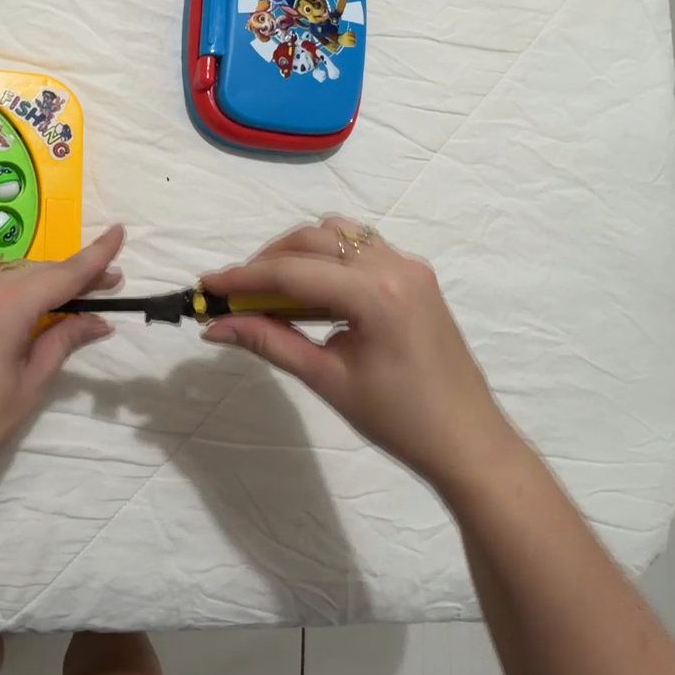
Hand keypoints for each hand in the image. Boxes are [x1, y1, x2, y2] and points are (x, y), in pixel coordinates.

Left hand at [0, 226, 125, 494]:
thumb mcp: (30, 384)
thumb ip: (64, 341)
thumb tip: (99, 322)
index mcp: (7, 307)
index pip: (63, 274)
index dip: (95, 256)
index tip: (121, 232)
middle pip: (41, 270)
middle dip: (77, 273)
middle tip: (112, 282)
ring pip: (18, 273)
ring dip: (50, 279)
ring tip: (81, 293)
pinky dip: (23, 287)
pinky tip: (39, 302)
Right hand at [199, 218, 514, 486]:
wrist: (468, 441)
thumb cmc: (398, 419)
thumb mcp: (326, 379)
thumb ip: (268, 342)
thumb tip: (215, 327)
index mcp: (375, 293)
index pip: (292, 271)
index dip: (243, 277)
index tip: (206, 285)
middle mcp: (395, 265)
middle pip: (312, 239)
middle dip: (267, 260)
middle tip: (235, 293)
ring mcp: (410, 266)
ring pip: (337, 234)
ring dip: (297, 252)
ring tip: (271, 289)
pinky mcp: (416, 275)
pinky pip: (361, 246)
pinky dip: (327, 257)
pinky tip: (311, 290)